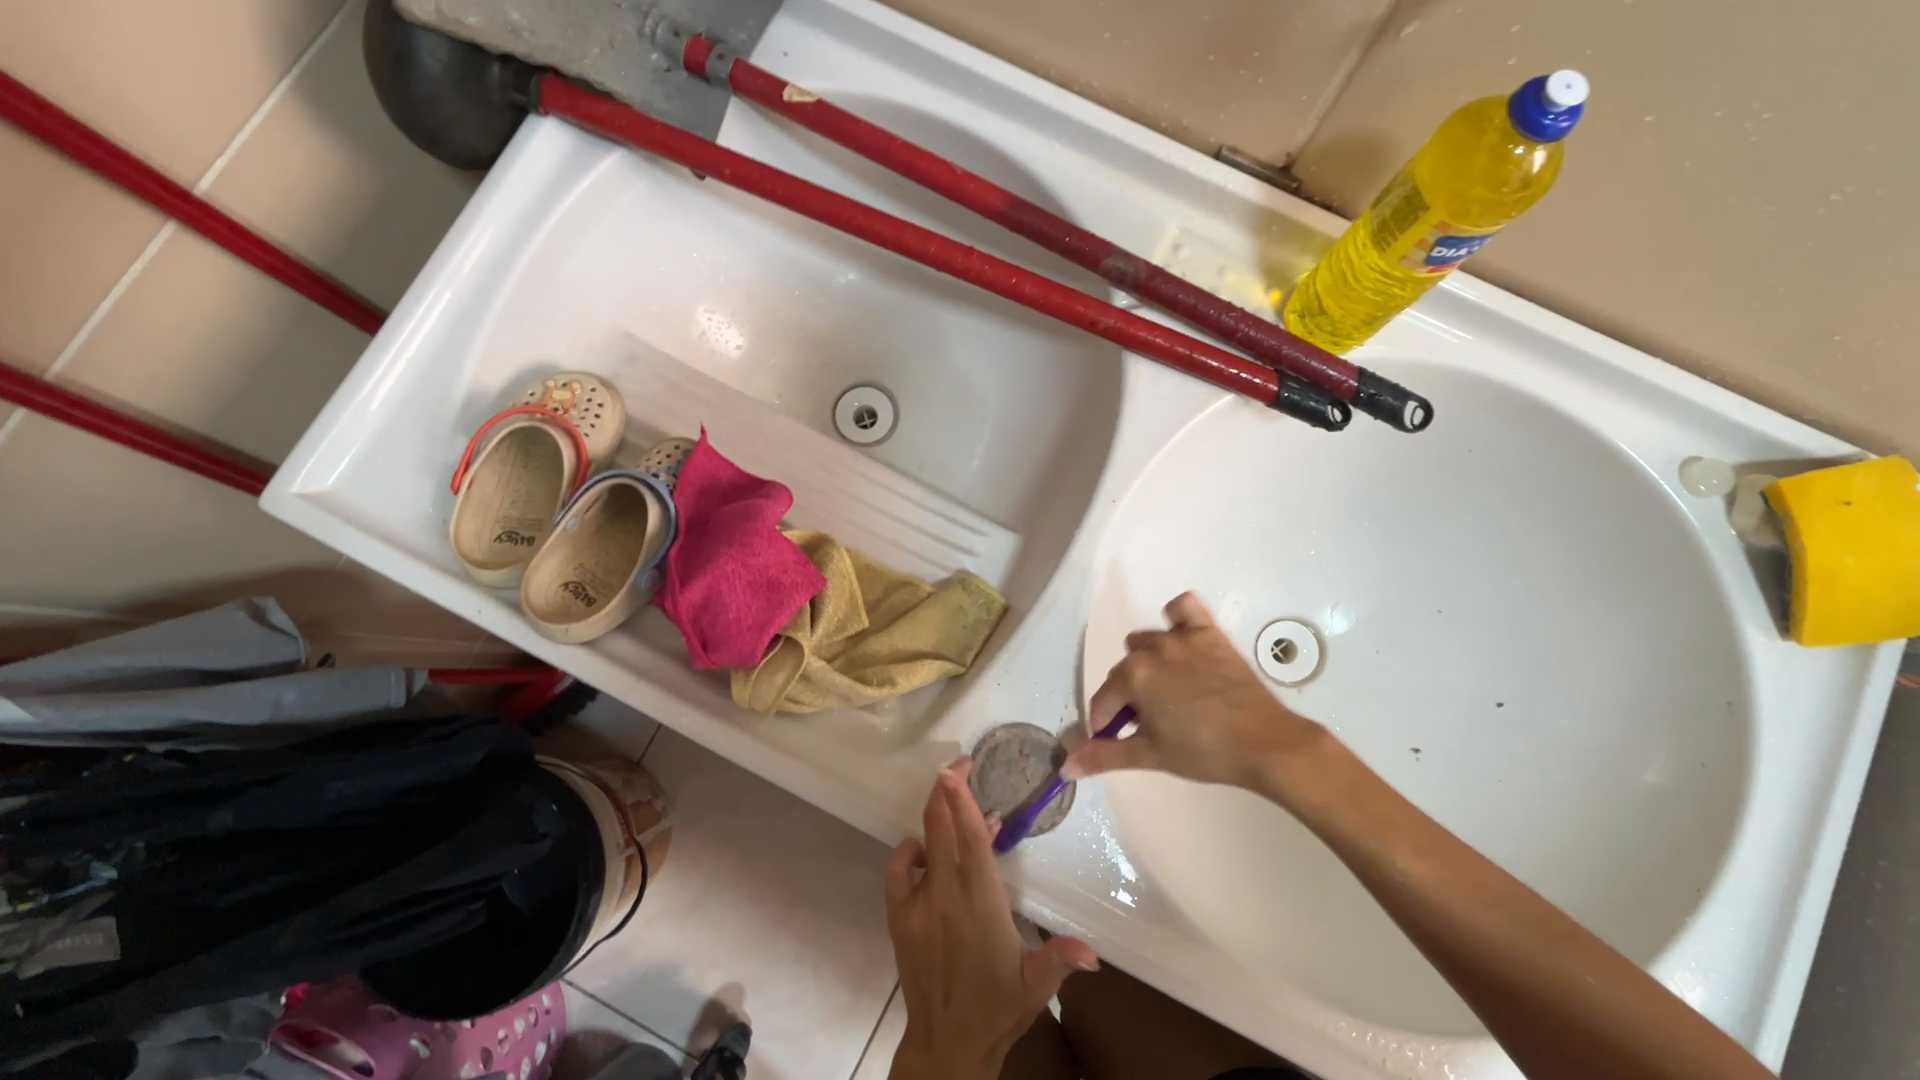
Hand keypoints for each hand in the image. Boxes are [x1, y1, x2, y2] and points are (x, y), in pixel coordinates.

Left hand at [886, 759, 1099, 1079]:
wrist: (948, 1043)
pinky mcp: (898, 919)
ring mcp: (917, 906)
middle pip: (941, 828)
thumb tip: (1093, 953)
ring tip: (947, 802)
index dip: (963, 800)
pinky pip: (896, 872)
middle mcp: (946, 896)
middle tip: (960, 766)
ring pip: (921, 844)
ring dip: (933, 819)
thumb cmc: (998, 1007)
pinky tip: (921, 852)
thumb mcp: (1037, 984)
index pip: (971, 839)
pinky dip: (907, 853)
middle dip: (947, 791)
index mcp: (982, 903)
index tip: (959, 770)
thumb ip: (1062, 959)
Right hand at [1063, 592, 1322, 789]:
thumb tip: (1068, 767)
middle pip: (1124, 671)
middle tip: (1148, 725)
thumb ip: (1105, 755)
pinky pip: (1184, 608)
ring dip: (1147, 662)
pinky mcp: (1211, 633)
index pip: (1104, 699)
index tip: (1116, 739)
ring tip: (1166, 692)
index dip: (1106, 723)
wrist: (1264, 743)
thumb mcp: (1150, 755)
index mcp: (1133, 677)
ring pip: (1147, 642)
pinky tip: (1180, 638)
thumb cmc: (1204, 752)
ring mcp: (1183, 638)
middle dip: (1127, 697)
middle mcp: (1153, 650)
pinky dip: (1176, 618)